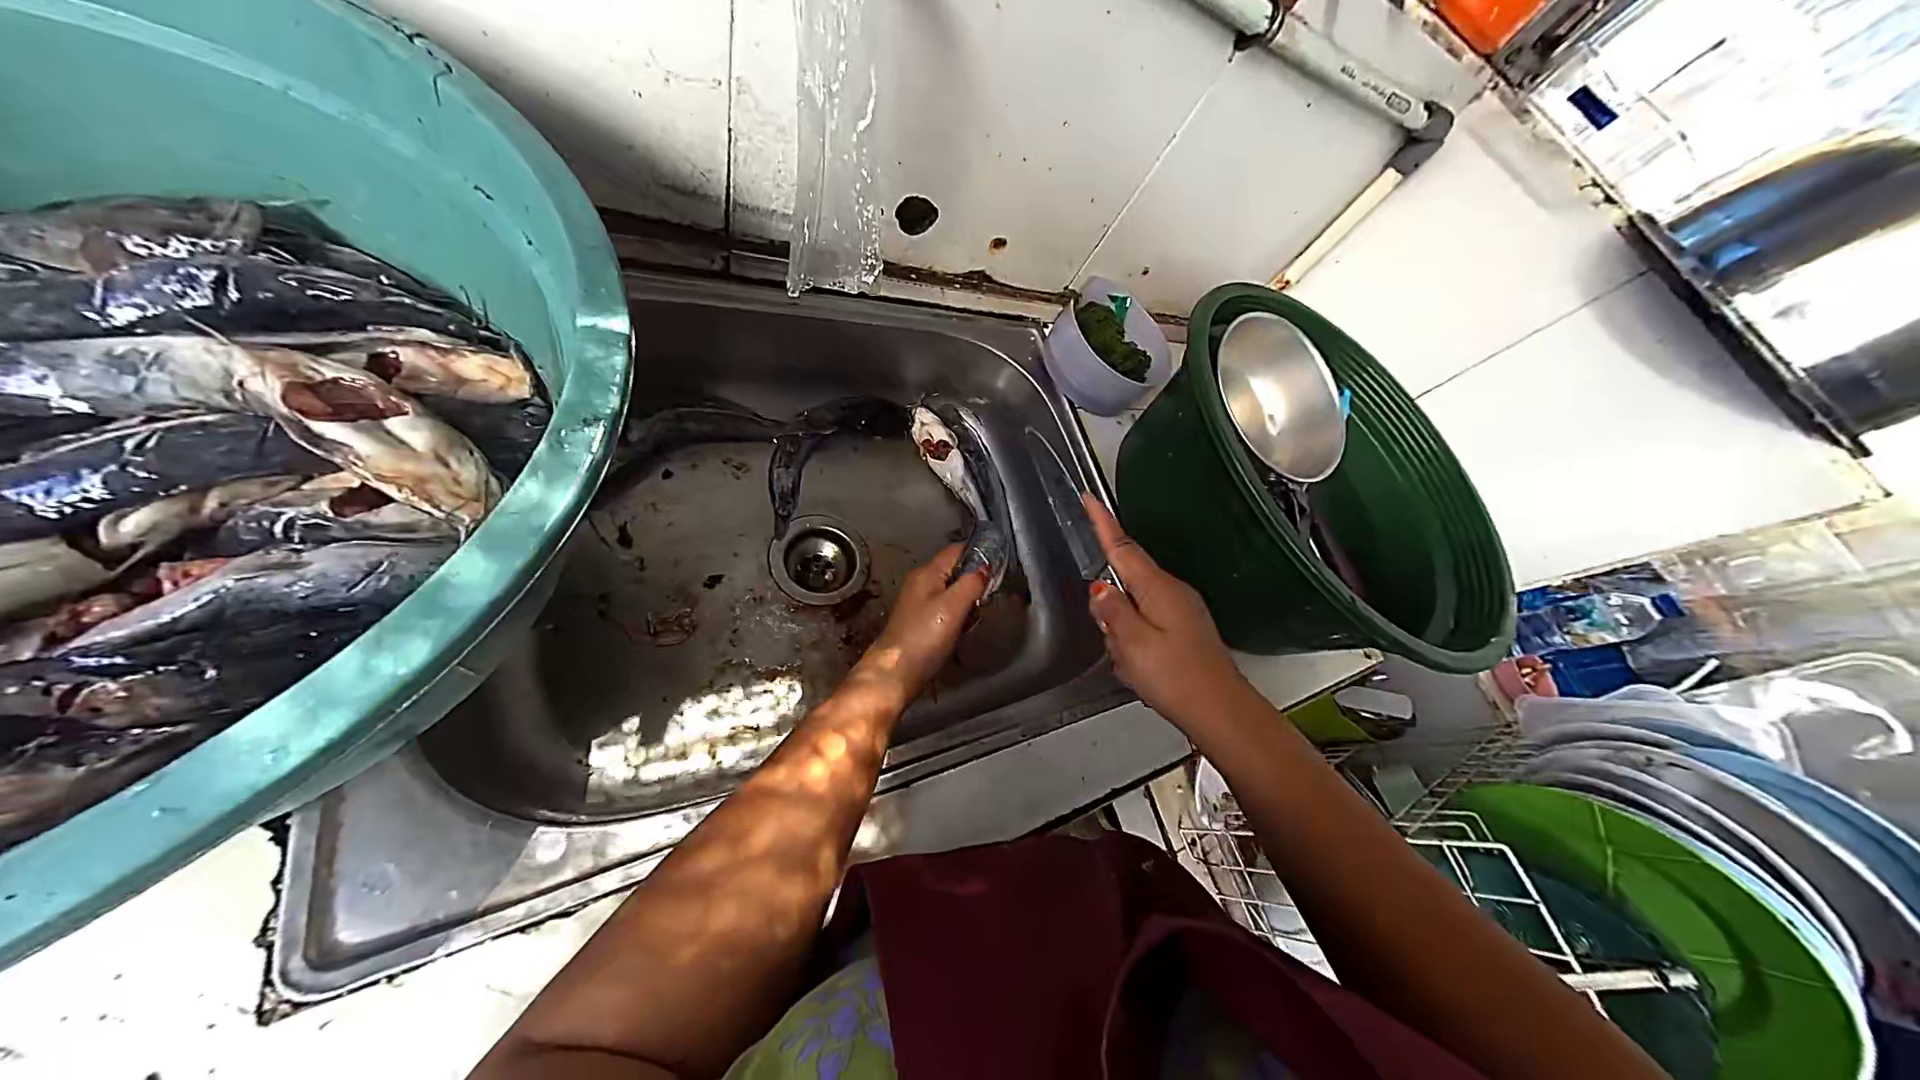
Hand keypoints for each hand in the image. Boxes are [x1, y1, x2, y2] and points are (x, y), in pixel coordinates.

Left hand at [852, 543, 987, 702]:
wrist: (894, 675)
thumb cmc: (923, 638)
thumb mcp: (953, 607)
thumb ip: (971, 583)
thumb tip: (985, 567)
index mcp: (926, 573)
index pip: (957, 550)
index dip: (979, 554)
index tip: (999, 567)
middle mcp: (920, 583)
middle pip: (955, 571)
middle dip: (975, 581)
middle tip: (988, 598)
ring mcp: (919, 603)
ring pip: (952, 591)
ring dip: (968, 601)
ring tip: (975, 617)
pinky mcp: (919, 622)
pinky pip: (946, 609)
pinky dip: (958, 615)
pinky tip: (962, 629)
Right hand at [1083, 495, 1254, 727]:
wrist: (1221, 711)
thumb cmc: (1179, 679)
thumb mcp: (1133, 644)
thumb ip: (1112, 612)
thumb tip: (1098, 587)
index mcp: (1158, 589)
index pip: (1122, 546)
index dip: (1103, 522)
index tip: (1088, 498)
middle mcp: (1172, 592)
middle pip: (1124, 579)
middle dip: (1108, 605)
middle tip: (1113, 639)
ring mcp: (1180, 609)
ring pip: (1132, 606)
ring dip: (1121, 631)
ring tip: (1131, 663)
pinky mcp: (1182, 628)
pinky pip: (1145, 624)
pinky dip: (1135, 643)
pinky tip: (1141, 669)